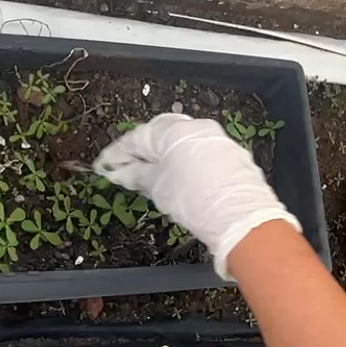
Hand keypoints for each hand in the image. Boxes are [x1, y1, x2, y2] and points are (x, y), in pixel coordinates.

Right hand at [94, 113, 299, 278]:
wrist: (242, 218)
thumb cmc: (193, 199)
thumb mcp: (157, 187)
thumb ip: (137, 174)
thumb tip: (121, 172)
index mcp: (174, 130)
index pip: (137, 138)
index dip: (117, 154)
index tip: (103, 166)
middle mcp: (197, 128)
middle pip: (161, 136)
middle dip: (142, 153)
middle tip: (125, 170)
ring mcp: (217, 141)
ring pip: (182, 145)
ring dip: (163, 159)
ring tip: (149, 179)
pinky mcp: (232, 157)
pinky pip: (199, 155)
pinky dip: (183, 165)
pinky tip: (177, 181)